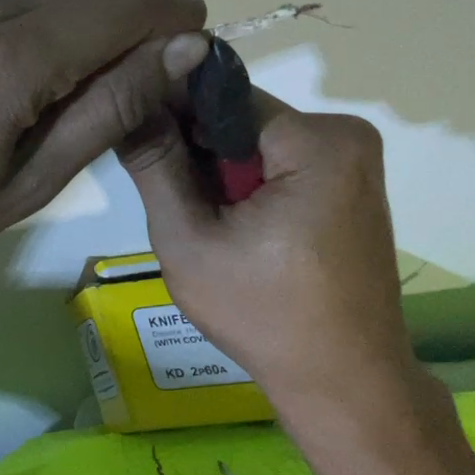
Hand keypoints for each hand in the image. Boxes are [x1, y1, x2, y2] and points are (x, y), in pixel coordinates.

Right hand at [116, 92, 411, 391]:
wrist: (341, 378)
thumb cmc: (260, 309)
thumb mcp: (187, 237)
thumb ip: (154, 165)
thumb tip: (125, 104)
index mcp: (316, 141)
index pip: (216, 96)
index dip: (164, 113)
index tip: (128, 143)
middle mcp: (345, 137)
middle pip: (234, 118)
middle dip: (188, 148)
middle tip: (160, 198)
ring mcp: (350, 163)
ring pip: (248, 143)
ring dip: (208, 171)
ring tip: (187, 217)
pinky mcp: (344, 188)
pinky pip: (271, 164)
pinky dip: (236, 186)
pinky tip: (219, 225)